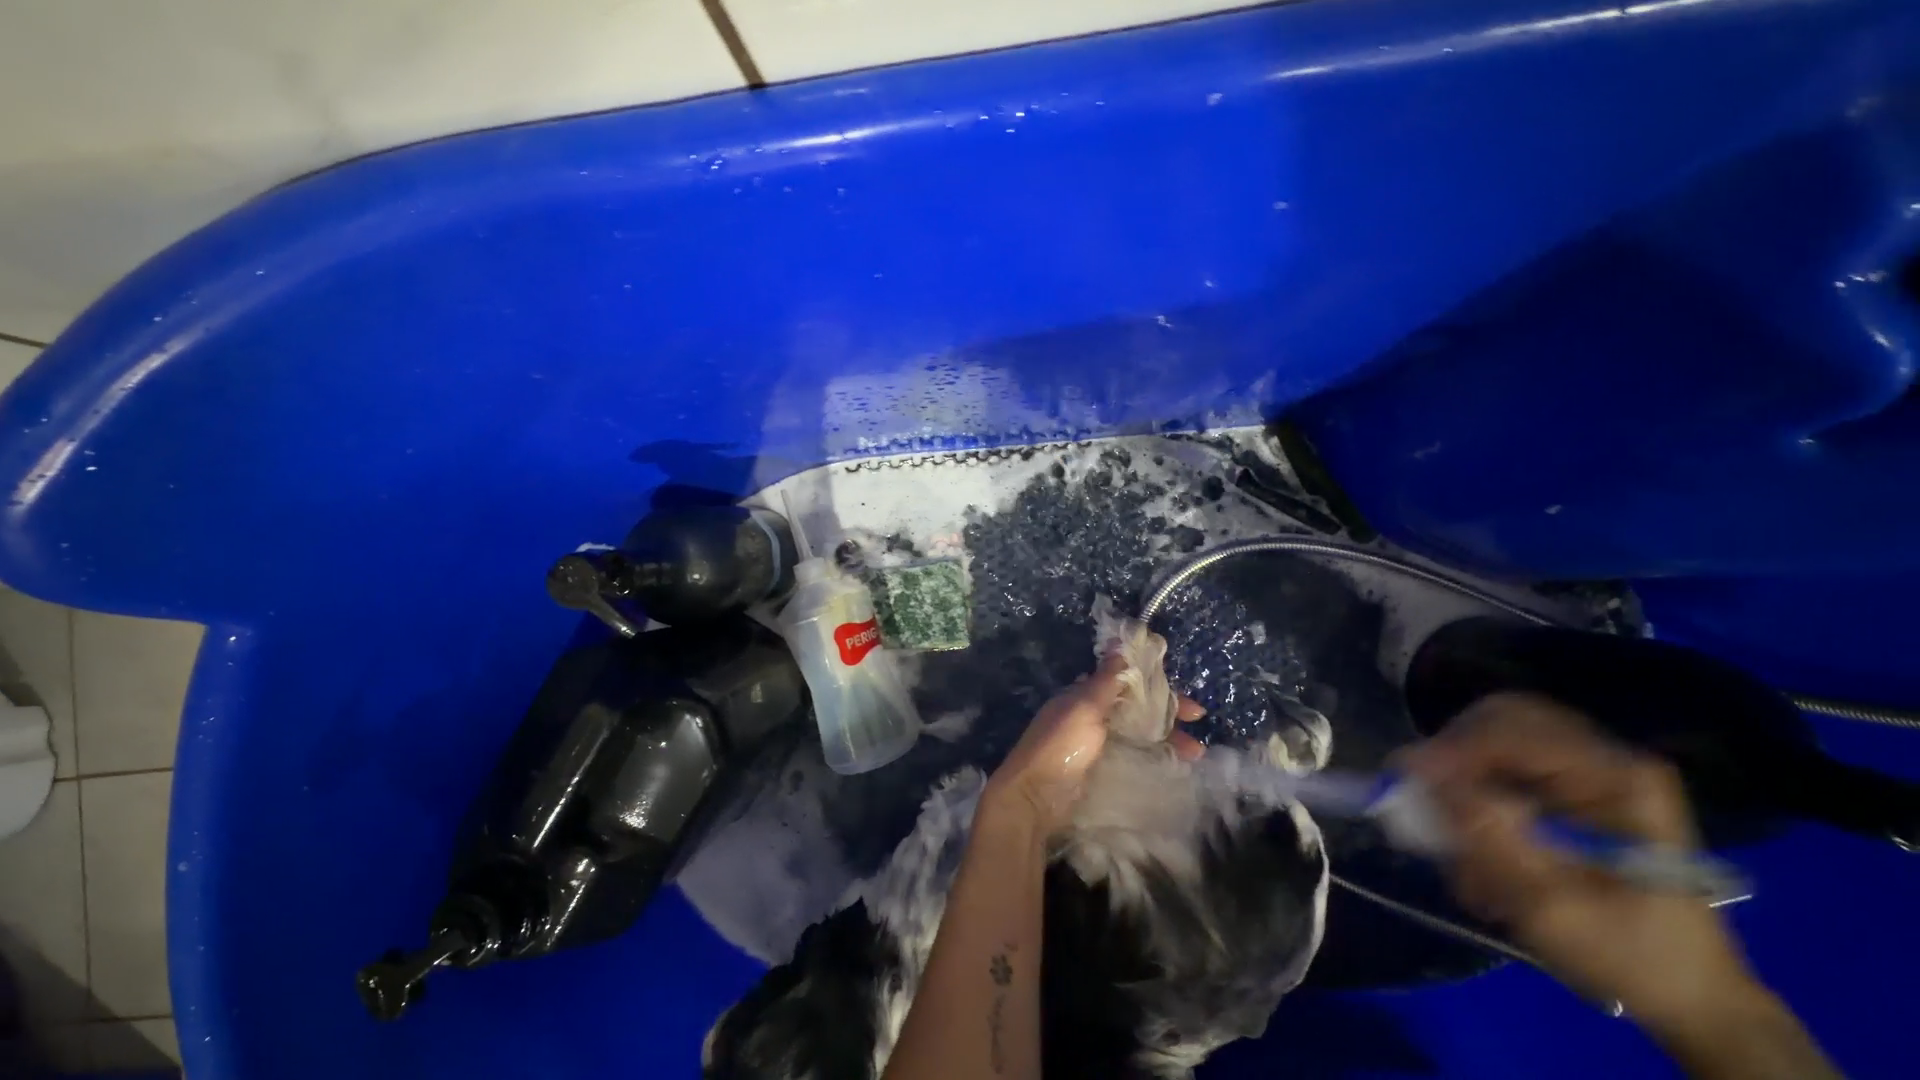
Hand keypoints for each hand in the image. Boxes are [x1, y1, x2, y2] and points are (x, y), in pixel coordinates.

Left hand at [986, 654, 1205, 835]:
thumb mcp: (1084, 706)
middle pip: (1137, 710)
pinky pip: (1131, 756)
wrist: (1035, 796)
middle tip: (1197, 730)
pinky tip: (1172, 765)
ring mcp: (1094, 745)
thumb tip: (1120, 644)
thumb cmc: (1061, 745)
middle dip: (1168, 717)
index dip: (1159, 689)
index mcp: (1083, 696)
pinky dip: (1152, 757)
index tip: (1189, 704)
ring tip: (1194, 754)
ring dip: (1166, 739)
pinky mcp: (1098, 770)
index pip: (1128, 684)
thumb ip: (1105, 679)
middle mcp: (1089, 716)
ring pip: (1138, 734)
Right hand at [1399, 693, 1759, 1030]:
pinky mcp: (1573, 786)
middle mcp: (1607, 757)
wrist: (1688, 992)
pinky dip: (1476, 798)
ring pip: (1496, 738)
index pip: (1516, 730)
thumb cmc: (1628, 954)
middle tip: (1422, 801)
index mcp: (1621, 777)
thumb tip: (1422, 773)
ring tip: (1455, 837)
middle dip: (1454, 756)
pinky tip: (1478, 844)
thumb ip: (1487, 836)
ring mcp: (1591, 769)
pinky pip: (1504, 766)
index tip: (1403, 778)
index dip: (1453, 748)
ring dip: (1462, 781)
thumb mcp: (1552, 906)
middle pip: (1504, 718)